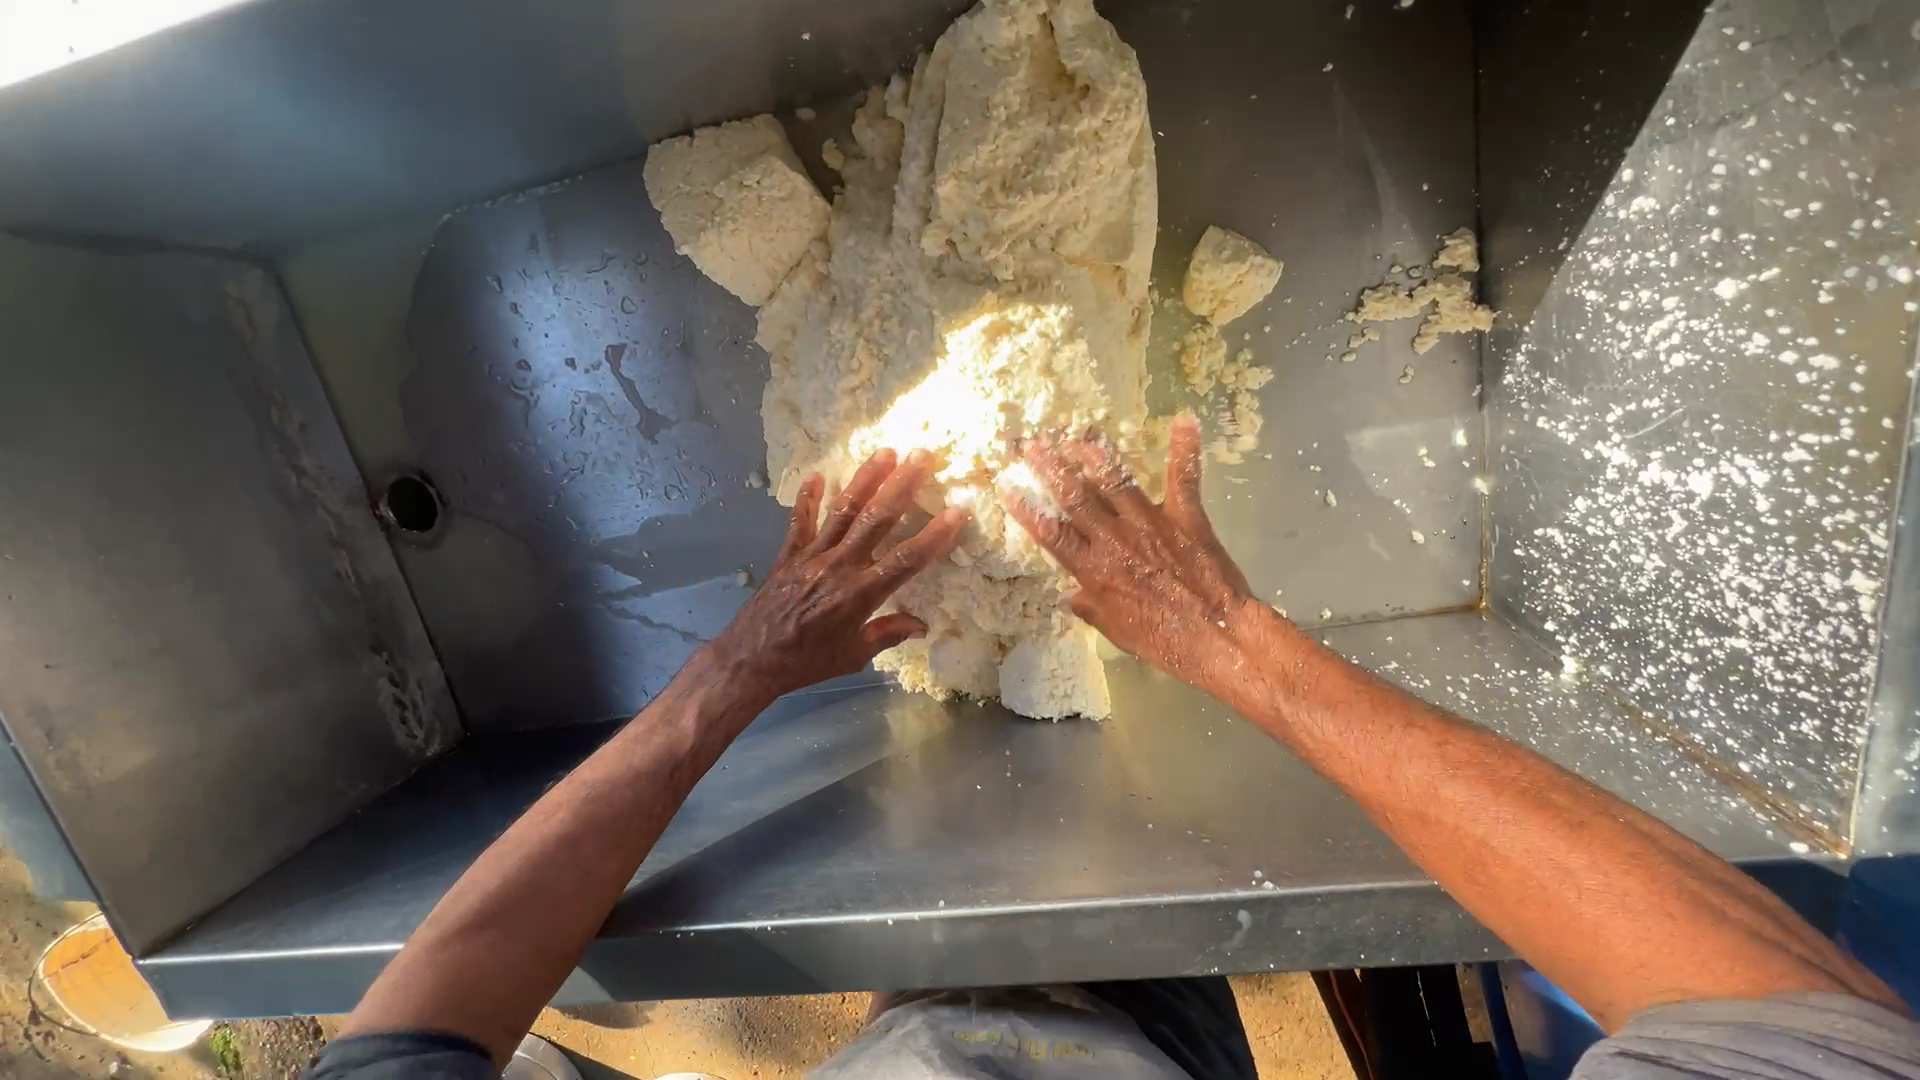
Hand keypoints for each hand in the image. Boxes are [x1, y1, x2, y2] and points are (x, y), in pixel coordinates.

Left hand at [707, 448, 969, 701]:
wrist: (752, 659)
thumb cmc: (807, 662)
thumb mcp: (853, 656)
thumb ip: (887, 635)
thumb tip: (921, 626)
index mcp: (861, 594)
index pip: (907, 559)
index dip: (935, 535)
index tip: (958, 511)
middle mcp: (839, 566)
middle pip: (877, 519)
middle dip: (901, 485)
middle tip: (921, 456)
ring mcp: (812, 556)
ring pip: (844, 510)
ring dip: (865, 479)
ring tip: (884, 452)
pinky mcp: (788, 554)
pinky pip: (800, 521)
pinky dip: (807, 497)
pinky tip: (816, 474)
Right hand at [1003, 416, 1278, 697]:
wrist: (1218, 637)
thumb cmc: (1163, 641)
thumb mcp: (1116, 630)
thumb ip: (1090, 608)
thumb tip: (1067, 596)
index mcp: (1095, 569)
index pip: (1052, 533)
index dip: (1027, 509)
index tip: (1007, 486)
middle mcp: (1116, 539)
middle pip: (1075, 495)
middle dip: (1050, 466)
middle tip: (1032, 443)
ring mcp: (1151, 523)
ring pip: (1115, 479)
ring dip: (1093, 452)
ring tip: (1075, 432)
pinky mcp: (1186, 516)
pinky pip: (1182, 477)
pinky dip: (1184, 448)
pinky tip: (1184, 420)